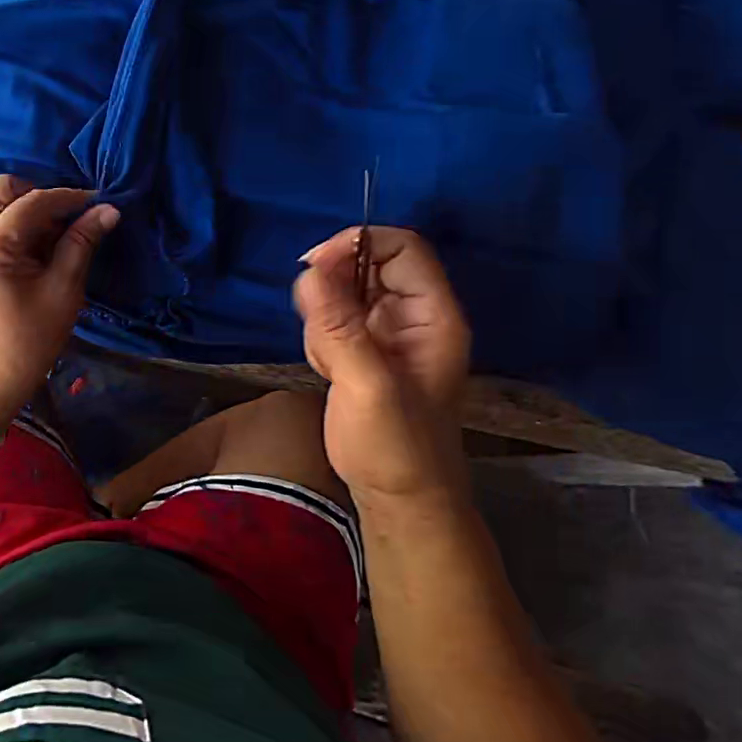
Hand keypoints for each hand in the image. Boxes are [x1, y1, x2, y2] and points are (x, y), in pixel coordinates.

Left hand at [0, 176, 119, 428]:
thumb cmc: (29, 339)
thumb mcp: (63, 289)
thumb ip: (82, 243)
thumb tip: (108, 210)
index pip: (33, 201)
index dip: (69, 197)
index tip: (99, 203)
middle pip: (4, 191)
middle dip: (41, 196)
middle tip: (73, 217)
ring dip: (31, 211)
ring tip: (64, 234)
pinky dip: (21, 227)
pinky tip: (46, 247)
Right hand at [293, 226, 471, 507]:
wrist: (397, 496)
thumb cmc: (397, 446)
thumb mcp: (369, 385)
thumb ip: (339, 327)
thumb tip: (308, 271)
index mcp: (432, 315)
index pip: (401, 248)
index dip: (357, 245)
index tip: (314, 267)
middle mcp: (411, 315)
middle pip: (366, 264)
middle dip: (331, 289)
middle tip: (319, 328)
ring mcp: (384, 332)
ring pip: (340, 292)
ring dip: (321, 319)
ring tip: (331, 363)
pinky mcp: (360, 348)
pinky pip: (329, 319)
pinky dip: (318, 337)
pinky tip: (329, 370)